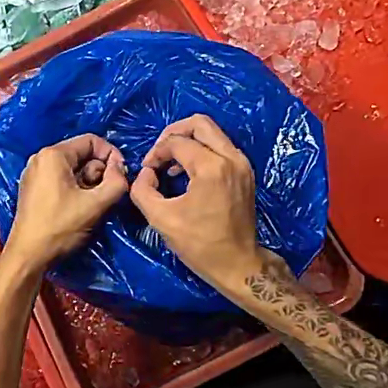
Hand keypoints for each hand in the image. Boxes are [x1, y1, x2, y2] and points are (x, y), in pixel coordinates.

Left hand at [4, 134, 129, 270]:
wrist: (28, 254)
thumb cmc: (60, 227)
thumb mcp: (96, 204)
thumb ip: (117, 181)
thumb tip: (120, 167)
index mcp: (53, 154)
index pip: (92, 141)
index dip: (111, 156)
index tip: (120, 176)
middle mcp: (41, 158)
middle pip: (82, 154)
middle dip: (98, 173)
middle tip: (102, 195)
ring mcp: (35, 173)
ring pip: (73, 168)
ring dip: (89, 183)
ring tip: (90, 205)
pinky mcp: (33, 188)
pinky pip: (61, 179)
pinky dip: (75, 189)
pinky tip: (77, 208)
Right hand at [130, 115, 260, 287]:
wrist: (238, 264)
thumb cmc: (199, 243)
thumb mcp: (160, 218)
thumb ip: (142, 189)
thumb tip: (146, 173)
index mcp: (212, 167)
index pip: (176, 142)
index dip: (156, 152)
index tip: (147, 170)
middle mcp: (231, 158)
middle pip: (200, 123)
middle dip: (173, 133)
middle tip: (159, 152)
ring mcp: (242, 164)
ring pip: (212, 133)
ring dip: (187, 141)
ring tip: (170, 163)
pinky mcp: (245, 172)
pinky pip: (220, 146)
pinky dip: (201, 151)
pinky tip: (187, 171)